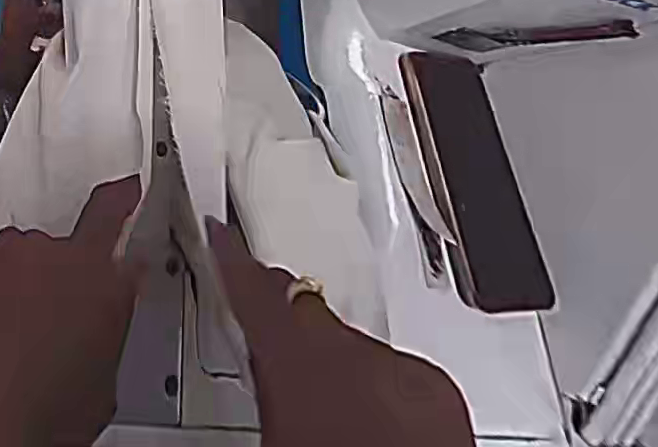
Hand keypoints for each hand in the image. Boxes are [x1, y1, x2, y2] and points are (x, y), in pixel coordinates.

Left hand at [0, 177, 144, 445]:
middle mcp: (64, 253)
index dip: (127, 195)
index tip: (130, 190)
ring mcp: (22, 253)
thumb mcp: (103, 377)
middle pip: (79, 240)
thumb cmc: (38, 413)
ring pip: (39, 251)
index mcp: (106, 278)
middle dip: (78, 268)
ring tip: (27, 327)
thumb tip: (108, 319)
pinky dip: (8, 284)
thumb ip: (111, 322)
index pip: (120, 211)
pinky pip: (7, 262)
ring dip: (38, 276)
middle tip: (69, 309)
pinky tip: (3, 324)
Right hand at [208, 219, 473, 446]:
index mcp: (302, 363)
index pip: (254, 291)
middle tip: (269, 337)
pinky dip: (379, 381)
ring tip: (332, 412)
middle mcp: (352, 353)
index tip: (222, 230)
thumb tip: (261, 360)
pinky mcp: (435, 386)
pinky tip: (373, 422)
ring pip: (351, 339)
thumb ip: (265, 378)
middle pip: (306, 310)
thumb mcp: (275, 434)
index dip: (232, 255)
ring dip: (338, 359)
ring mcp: (397, 365)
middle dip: (287, 317)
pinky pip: (393, 366)